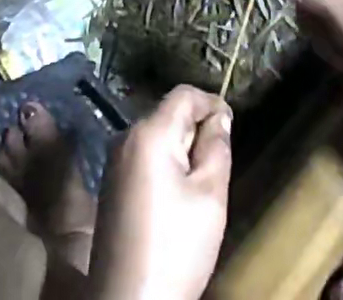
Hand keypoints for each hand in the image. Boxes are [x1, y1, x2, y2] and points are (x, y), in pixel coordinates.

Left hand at [88, 85, 231, 299]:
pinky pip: (144, 155)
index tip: (231, 128)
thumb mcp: (210, 195)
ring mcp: (114, 161)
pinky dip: (165, 163)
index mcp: (149, 133)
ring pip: (157, 135)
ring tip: (198, 186)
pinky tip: (176, 199)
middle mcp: (125, 137)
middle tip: (216, 166)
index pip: (184, 94)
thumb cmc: (176, 248)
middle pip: (169, 113)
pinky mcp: (111, 183)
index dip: (211, 103)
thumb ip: (217, 147)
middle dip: (196, 130)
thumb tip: (220, 116)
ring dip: (181, 149)